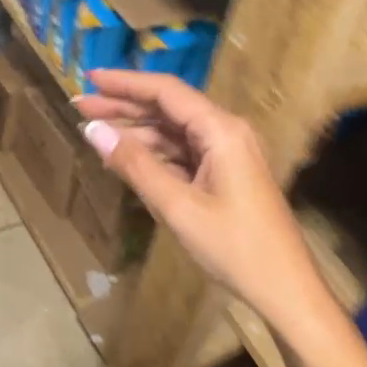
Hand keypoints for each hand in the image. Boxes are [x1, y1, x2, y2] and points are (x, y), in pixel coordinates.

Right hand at [73, 70, 338, 340]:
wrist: (286, 289)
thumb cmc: (236, 248)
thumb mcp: (179, 208)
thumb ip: (136, 166)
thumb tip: (94, 132)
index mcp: (221, 131)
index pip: (166, 92)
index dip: (125, 83)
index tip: (90, 77)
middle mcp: (227, 132)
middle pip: (169, 108)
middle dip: (124, 105)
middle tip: (80, 106)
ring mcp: (228, 154)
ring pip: (175, 132)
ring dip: (136, 131)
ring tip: (94, 132)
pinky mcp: (226, 174)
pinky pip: (184, 153)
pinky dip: (154, 154)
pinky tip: (125, 159)